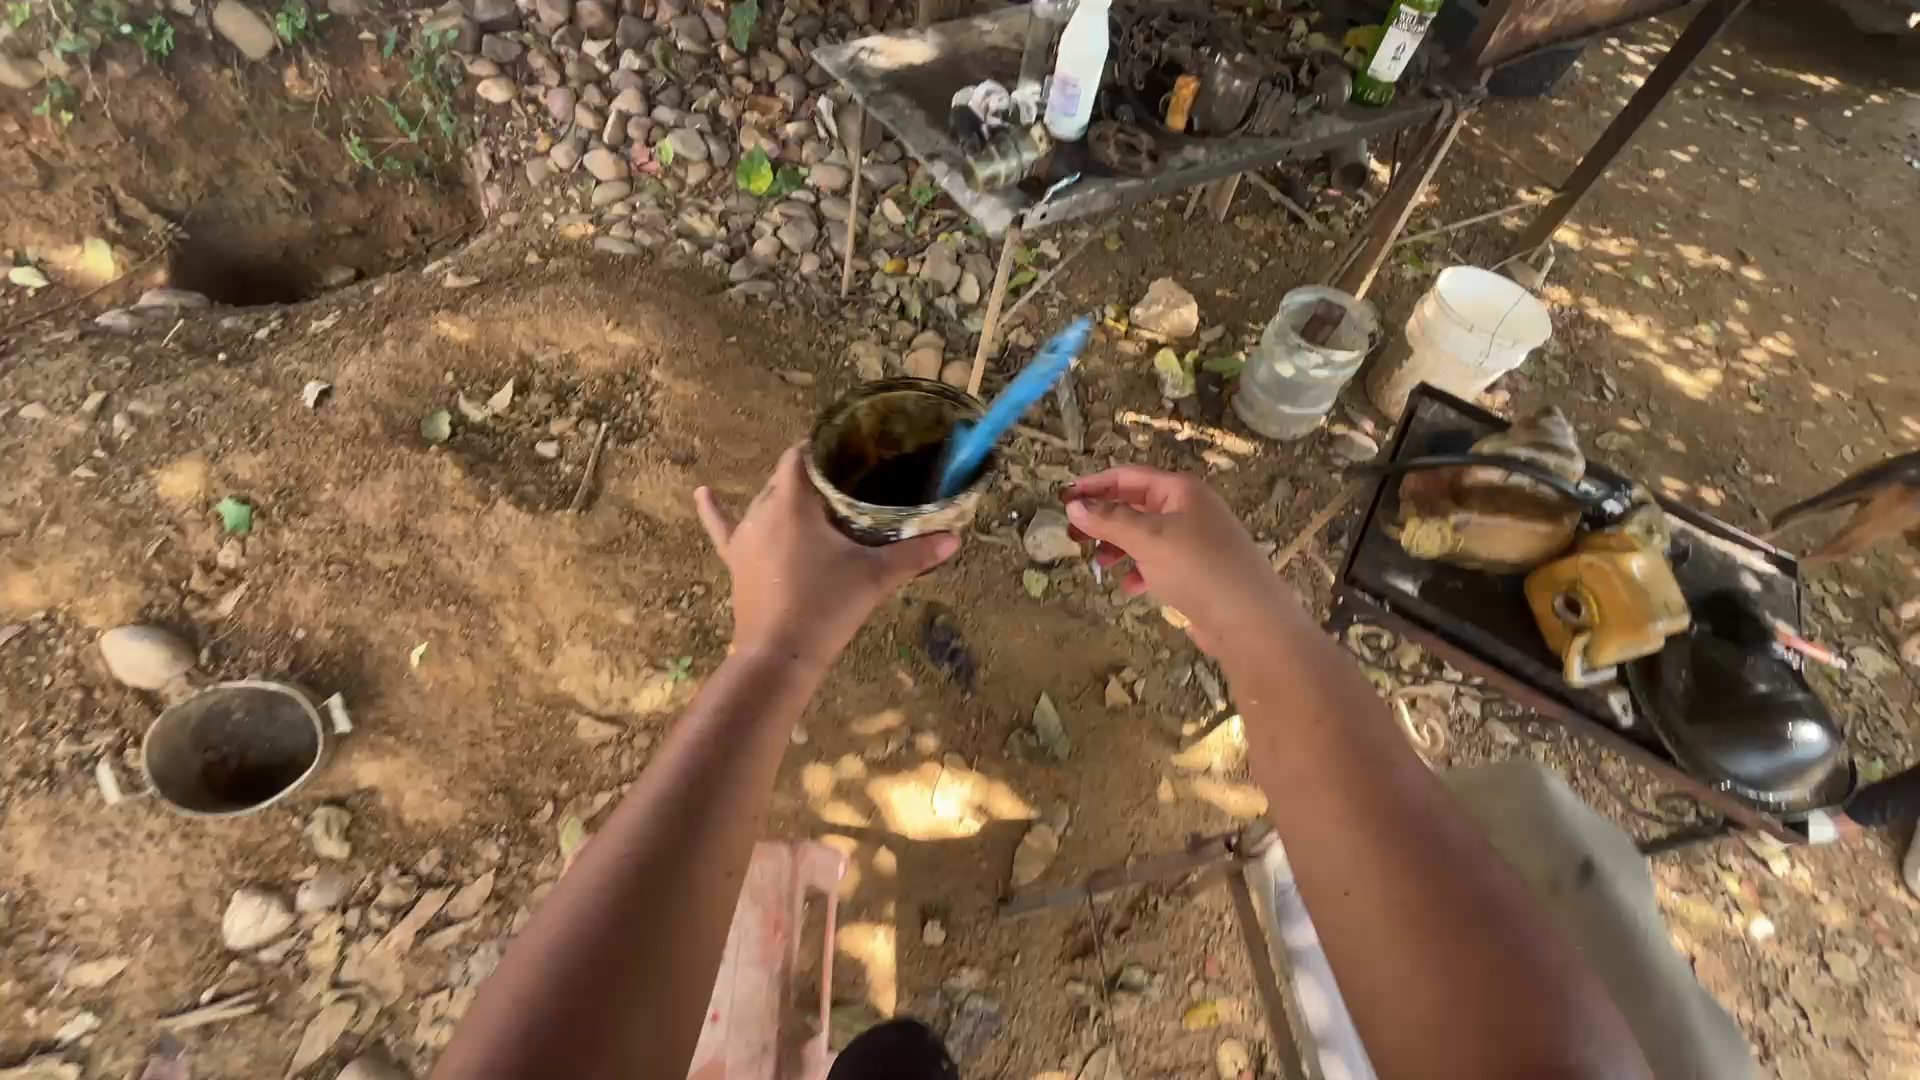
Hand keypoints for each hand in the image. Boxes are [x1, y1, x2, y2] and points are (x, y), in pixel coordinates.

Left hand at [696, 445, 960, 667]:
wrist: (779, 655)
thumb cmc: (827, 606)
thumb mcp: (875, 577)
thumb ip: (915, 555)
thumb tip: (954, 539)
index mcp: (793, 502)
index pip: (802, 456)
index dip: (824, 448)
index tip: (848, 451)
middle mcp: (764, 510)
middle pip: (786, 476)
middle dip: (812, 474)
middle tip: (844, 481)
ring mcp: (745, 537)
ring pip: (765, 501)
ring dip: (786, 495)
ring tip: (812, 497)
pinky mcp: (736, 561)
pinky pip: (723, 529)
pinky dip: (714, 511)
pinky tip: (703, 494)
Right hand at [1064, 466, 1297, 659]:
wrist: (1251, 621)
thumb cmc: (1199, 568)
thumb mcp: (1148, 539)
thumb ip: (1109, 520)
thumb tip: (1073, 504)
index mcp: (1180, 491)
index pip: (1127, 477)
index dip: (1094, 485)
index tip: (1063, 499)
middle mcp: (1188, 509)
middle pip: (1134, 505)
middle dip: (1103, 519)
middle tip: (1073, 535)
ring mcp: (1194, 540)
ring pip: (1144, 535)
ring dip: (1118, 546)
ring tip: (1099, 563)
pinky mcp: (1196, 570)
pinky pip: (1158, 561)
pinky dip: (1139, 569)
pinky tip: (1130, 586)